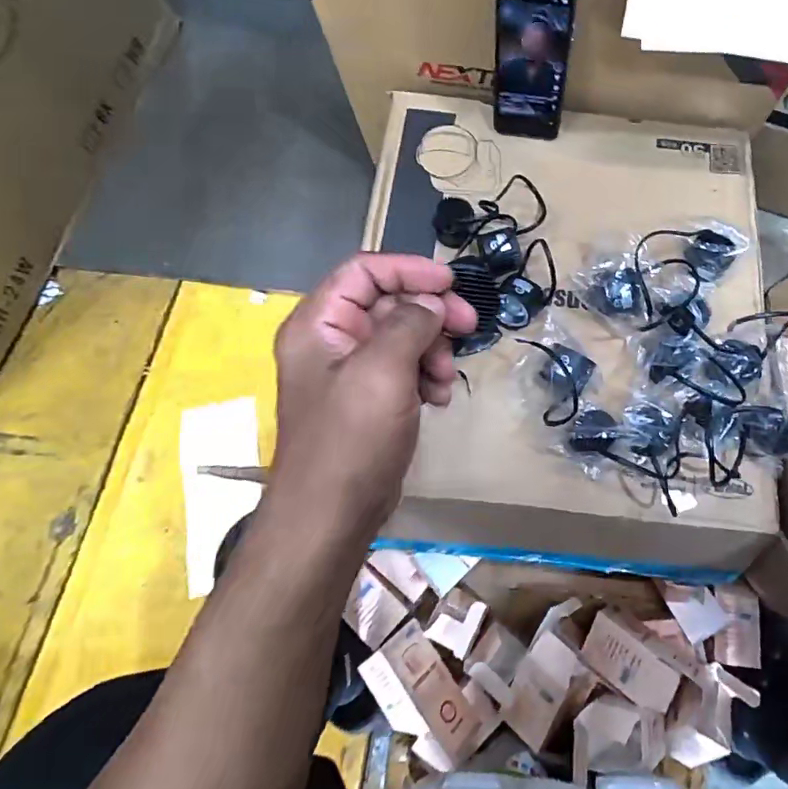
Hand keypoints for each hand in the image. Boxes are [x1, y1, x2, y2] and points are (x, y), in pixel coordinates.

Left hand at [269, 254, 477, 534]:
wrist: (331, 517)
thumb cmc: (350, 439)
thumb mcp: (382, 371)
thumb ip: (409, 323)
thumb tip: (431, 303)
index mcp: (318, 324)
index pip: (364, 272)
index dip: (408, 270)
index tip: (451, 283)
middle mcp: (330, 342)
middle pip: (389, 304)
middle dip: (431, 315)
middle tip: (469, 327)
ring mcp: (350, 373)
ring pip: (403, 338)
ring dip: (433, 351)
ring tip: (446, 380)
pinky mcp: (369, 401)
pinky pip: (404, 370)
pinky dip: (427, 377)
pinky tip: (439, 399)